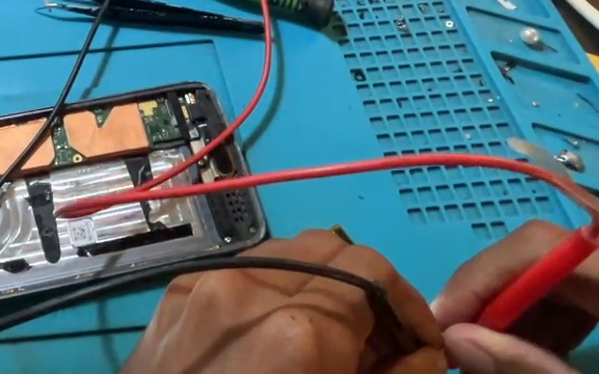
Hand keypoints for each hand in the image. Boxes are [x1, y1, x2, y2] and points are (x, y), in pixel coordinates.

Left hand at [122, 229, 445, 372]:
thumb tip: (421, 351)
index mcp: (300, 328)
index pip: (371, 268)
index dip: (408, 303)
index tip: (422, 343)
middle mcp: (249, 285)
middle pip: (327, 246)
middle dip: (365, 286)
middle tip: (382, 343)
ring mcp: (204, 282)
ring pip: (281, 252)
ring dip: (318, 283)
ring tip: (331, 339)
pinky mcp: (176, 291)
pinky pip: (240, 272)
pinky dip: (271, 292)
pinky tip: (277, 338)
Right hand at [431, 220, 598, 373]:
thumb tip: (459, 339)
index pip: (562, 254)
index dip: (488, 279)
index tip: (442, 320)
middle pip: (575, 256)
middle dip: (508, 296)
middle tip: (464, 343)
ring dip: (541, 306)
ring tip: (501, 349)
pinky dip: (586, 314)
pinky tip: (556, 346)